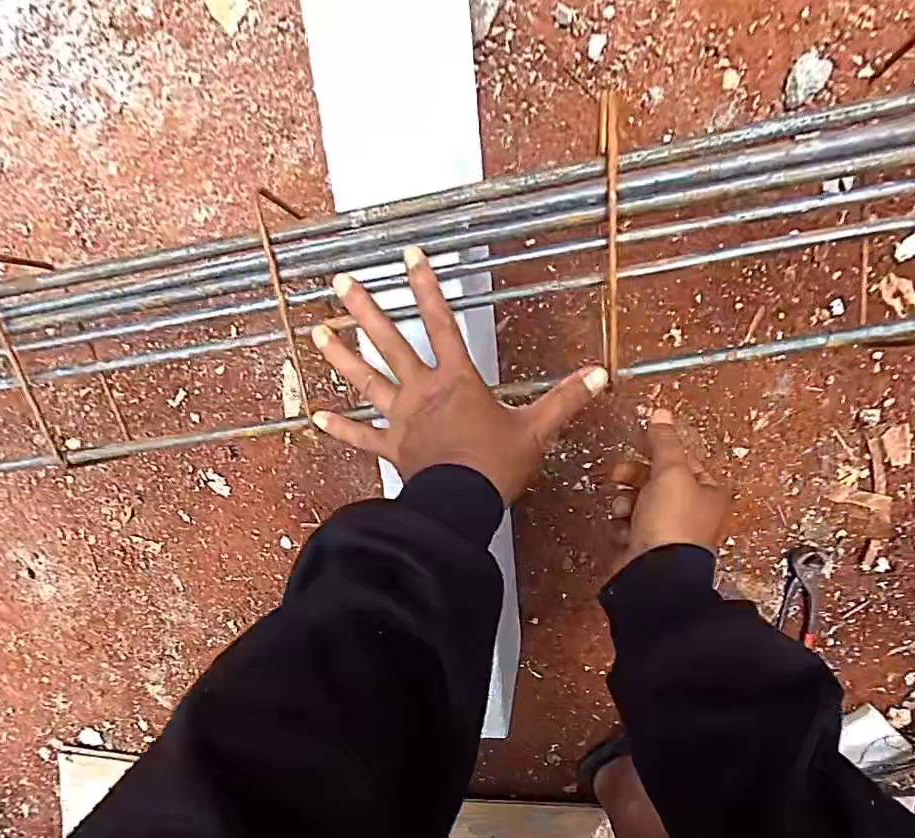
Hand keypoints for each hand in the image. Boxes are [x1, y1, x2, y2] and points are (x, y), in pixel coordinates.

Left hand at [309, 247, 608, 501]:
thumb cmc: (498, 465)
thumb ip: (566, 399)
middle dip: (366, 310)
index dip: (427, 287)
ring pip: (367, 382)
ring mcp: (403, 420)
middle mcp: (423, 393)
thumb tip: (600, 375)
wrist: (465, 504)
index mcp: (458, 381)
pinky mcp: (393, 449)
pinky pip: (361, 437)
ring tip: (318, 333)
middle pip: (391, 344)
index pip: (442, 323)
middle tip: (341, 283)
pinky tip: (315, 416)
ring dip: (341, 357)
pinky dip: (340, 428)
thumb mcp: (538, 429)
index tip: (411, 255)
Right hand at [609, 408, 731, 569]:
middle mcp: (691, 512)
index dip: (660, 450)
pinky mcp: (646, 548)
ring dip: (626, 503)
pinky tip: (625, 532)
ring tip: (624, 511)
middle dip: (634, 477)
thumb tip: (661, 414)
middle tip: (619, 474)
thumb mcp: (671, 471)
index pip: (684, 460)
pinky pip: (629, 526)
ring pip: (638, 503)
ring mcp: (668, 532)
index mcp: (708, 492)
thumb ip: (664, 441)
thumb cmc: (672, 521)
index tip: (640, 443)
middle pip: (657, 481)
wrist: (654, 573)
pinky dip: (623, 527)